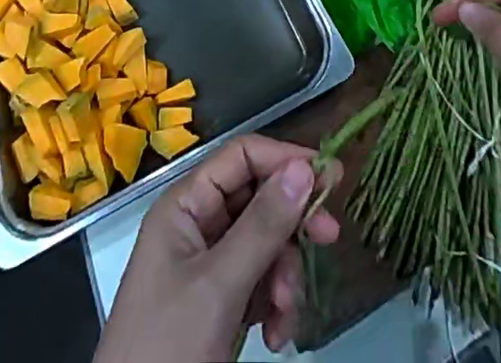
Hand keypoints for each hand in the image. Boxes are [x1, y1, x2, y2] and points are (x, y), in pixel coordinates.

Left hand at [96, 135, 340, 361]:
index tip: (331, 178)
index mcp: (186, 204)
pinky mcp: (221, 299)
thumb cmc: (169, 342)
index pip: (241, 157)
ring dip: (284, 278)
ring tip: (285, 315)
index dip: (285, 160)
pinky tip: (275, 336)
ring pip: (267, 244)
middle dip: (291, 228)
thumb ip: (263, 225)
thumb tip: (304, 168)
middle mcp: (198, 224)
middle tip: (330, 239)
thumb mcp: (219, 284)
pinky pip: (262, 281)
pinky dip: (276, 305)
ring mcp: (209, 263)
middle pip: (259, 200)